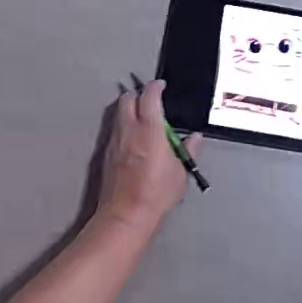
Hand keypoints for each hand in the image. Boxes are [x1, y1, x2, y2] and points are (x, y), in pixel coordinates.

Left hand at [95, 80, 199, 233]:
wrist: (125, 216)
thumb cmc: (156, 193)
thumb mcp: (181, 172)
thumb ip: (189, 150)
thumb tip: (194, 138)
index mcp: (150, 129)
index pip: (149, 95)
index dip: (156, 86)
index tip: (162, 86)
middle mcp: (129, 130)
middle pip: (127, 98)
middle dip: (138, 94)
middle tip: (151, 101)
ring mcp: (115, 141)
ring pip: (118, 113)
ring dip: (129, 109)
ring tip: (143, 119)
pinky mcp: (106, 154)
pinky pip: (114, 130)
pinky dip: (124, 126)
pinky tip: (134, 139)